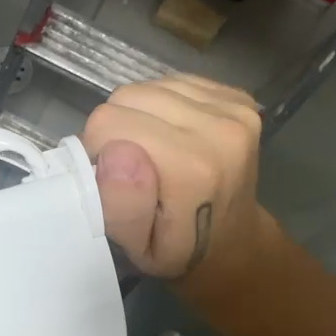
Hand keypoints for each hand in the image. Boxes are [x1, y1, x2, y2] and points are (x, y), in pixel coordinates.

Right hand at [82, 76, 272, 289]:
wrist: (233, 242)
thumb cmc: (179, 252)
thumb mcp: (139, 250)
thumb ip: (122, 207)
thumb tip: (114, 152)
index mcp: (193, 168)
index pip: (109, 122)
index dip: (97, 150)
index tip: (110, 181)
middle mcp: (220, 128)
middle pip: (128, 97)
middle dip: (116, 130)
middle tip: (129, 169)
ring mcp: (234, 109)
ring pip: (148, 87)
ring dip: (139, 116)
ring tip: (151, 153)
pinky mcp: (238, 97)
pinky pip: (173, 83)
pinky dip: (162, 108)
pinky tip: (172, 137)